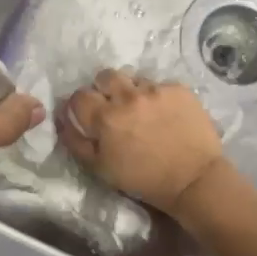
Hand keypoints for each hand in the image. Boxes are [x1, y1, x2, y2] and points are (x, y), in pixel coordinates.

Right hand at [57, 69, 226, 214]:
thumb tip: (63, 120)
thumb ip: (77, 141)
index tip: (88, 114)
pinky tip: (166, 114)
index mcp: (105, 118)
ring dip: (132, 91)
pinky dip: (158, 97)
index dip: (80, 104)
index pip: (79, 96)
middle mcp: (128, 96)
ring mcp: (156, 90)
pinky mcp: (179, 89)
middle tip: (114, 107)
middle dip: (105, 89)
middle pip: (105, 76)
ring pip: (134, 79)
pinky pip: (160, 85)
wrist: (193, 180)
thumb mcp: (101, 168)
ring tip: (142, 110)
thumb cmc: (143, 180)